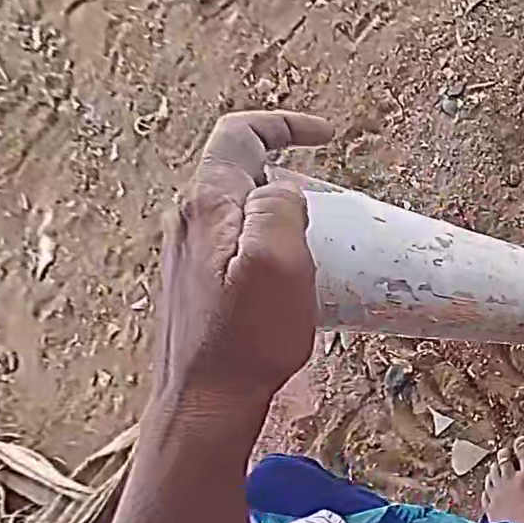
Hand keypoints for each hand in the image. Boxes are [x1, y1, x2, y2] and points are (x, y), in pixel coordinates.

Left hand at [153, 111, 331, 407]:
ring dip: (283, 207)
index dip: (286, 125)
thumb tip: (283, 188)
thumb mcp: (279, 263)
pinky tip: (294, 270)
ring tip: (321, 236)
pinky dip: (273, 236)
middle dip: (290, 168)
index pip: (242, 136)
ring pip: (242, 206)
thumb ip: (279, 209)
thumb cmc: (249, 335)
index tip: (328, 135)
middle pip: (240, 169)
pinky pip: (240, 238)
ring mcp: (191, 251)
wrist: (206, 397)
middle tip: (332, 200)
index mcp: (210, 206)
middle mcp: (192, 220)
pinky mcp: (200, 280)